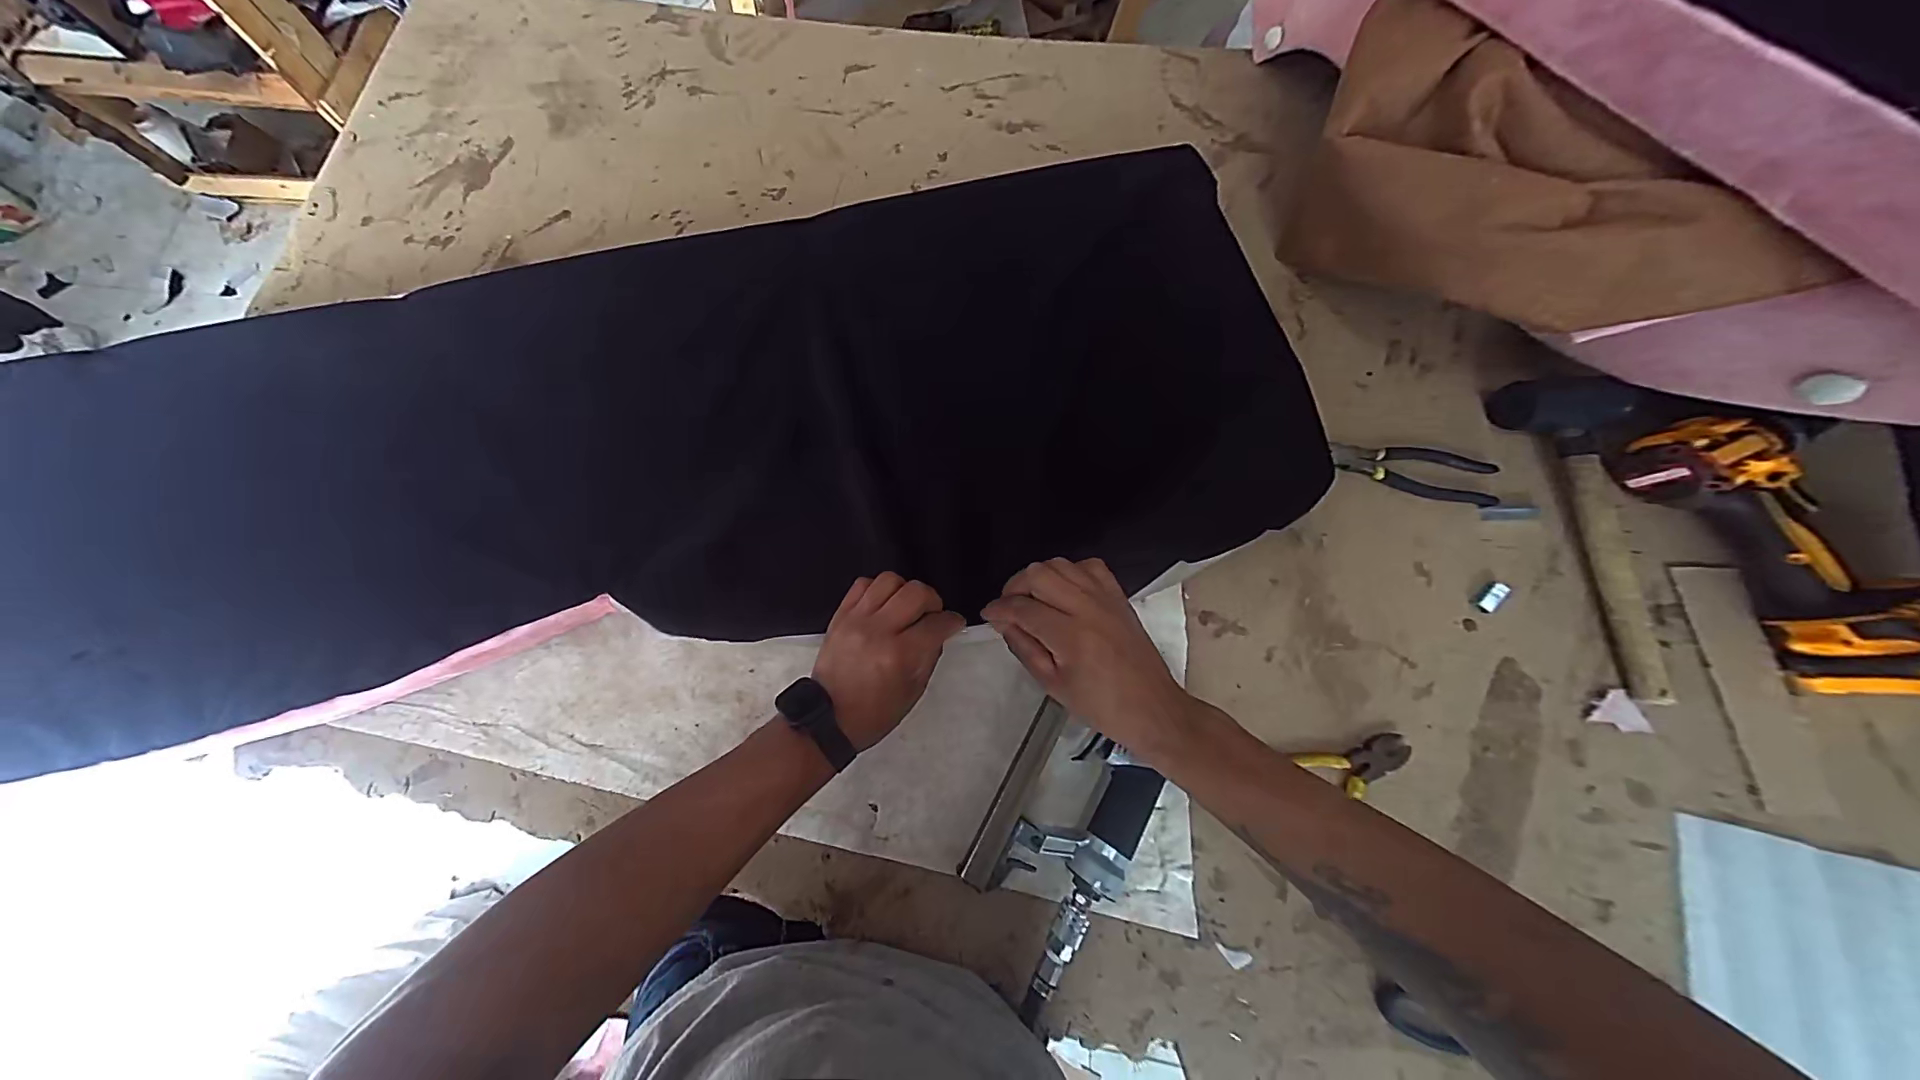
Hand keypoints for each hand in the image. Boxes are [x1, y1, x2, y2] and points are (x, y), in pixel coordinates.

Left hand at [812, 572, 965, 749]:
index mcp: (899, 655)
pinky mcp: (840, 616)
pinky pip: (863, 584)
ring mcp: (856, 620)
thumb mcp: (913, 691)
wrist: (828, 717)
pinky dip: (878, 589)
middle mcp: (877, 632)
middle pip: (916, 592)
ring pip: (890, 580)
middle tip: (931, 615)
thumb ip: (929, 655)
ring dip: (905, 591)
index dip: (952, 621)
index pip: (936, 623)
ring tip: (906, 608)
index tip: (953, 623)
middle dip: (933, 601)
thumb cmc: (872, 712)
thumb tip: (939, 631)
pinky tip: (883, 605)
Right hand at [982, 557, 1198, 760]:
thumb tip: (1005, 623)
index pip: (1022, 608)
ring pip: (1060, 564)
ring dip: (1039, 577)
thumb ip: (1024, 648)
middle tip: (1009, 607)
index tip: (989, 615)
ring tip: (1032, 599)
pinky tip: (1064, 591)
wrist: (1152, 707)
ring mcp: (1106, 598)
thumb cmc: (1103, 705)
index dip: (999, 609)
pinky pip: (1089, 566)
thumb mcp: (1053, 685)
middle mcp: (1088, 608)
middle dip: (1014, 586)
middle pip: (1039, 574)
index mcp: (1071, 636)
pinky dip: (1070, 572)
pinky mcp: (1118, 596)